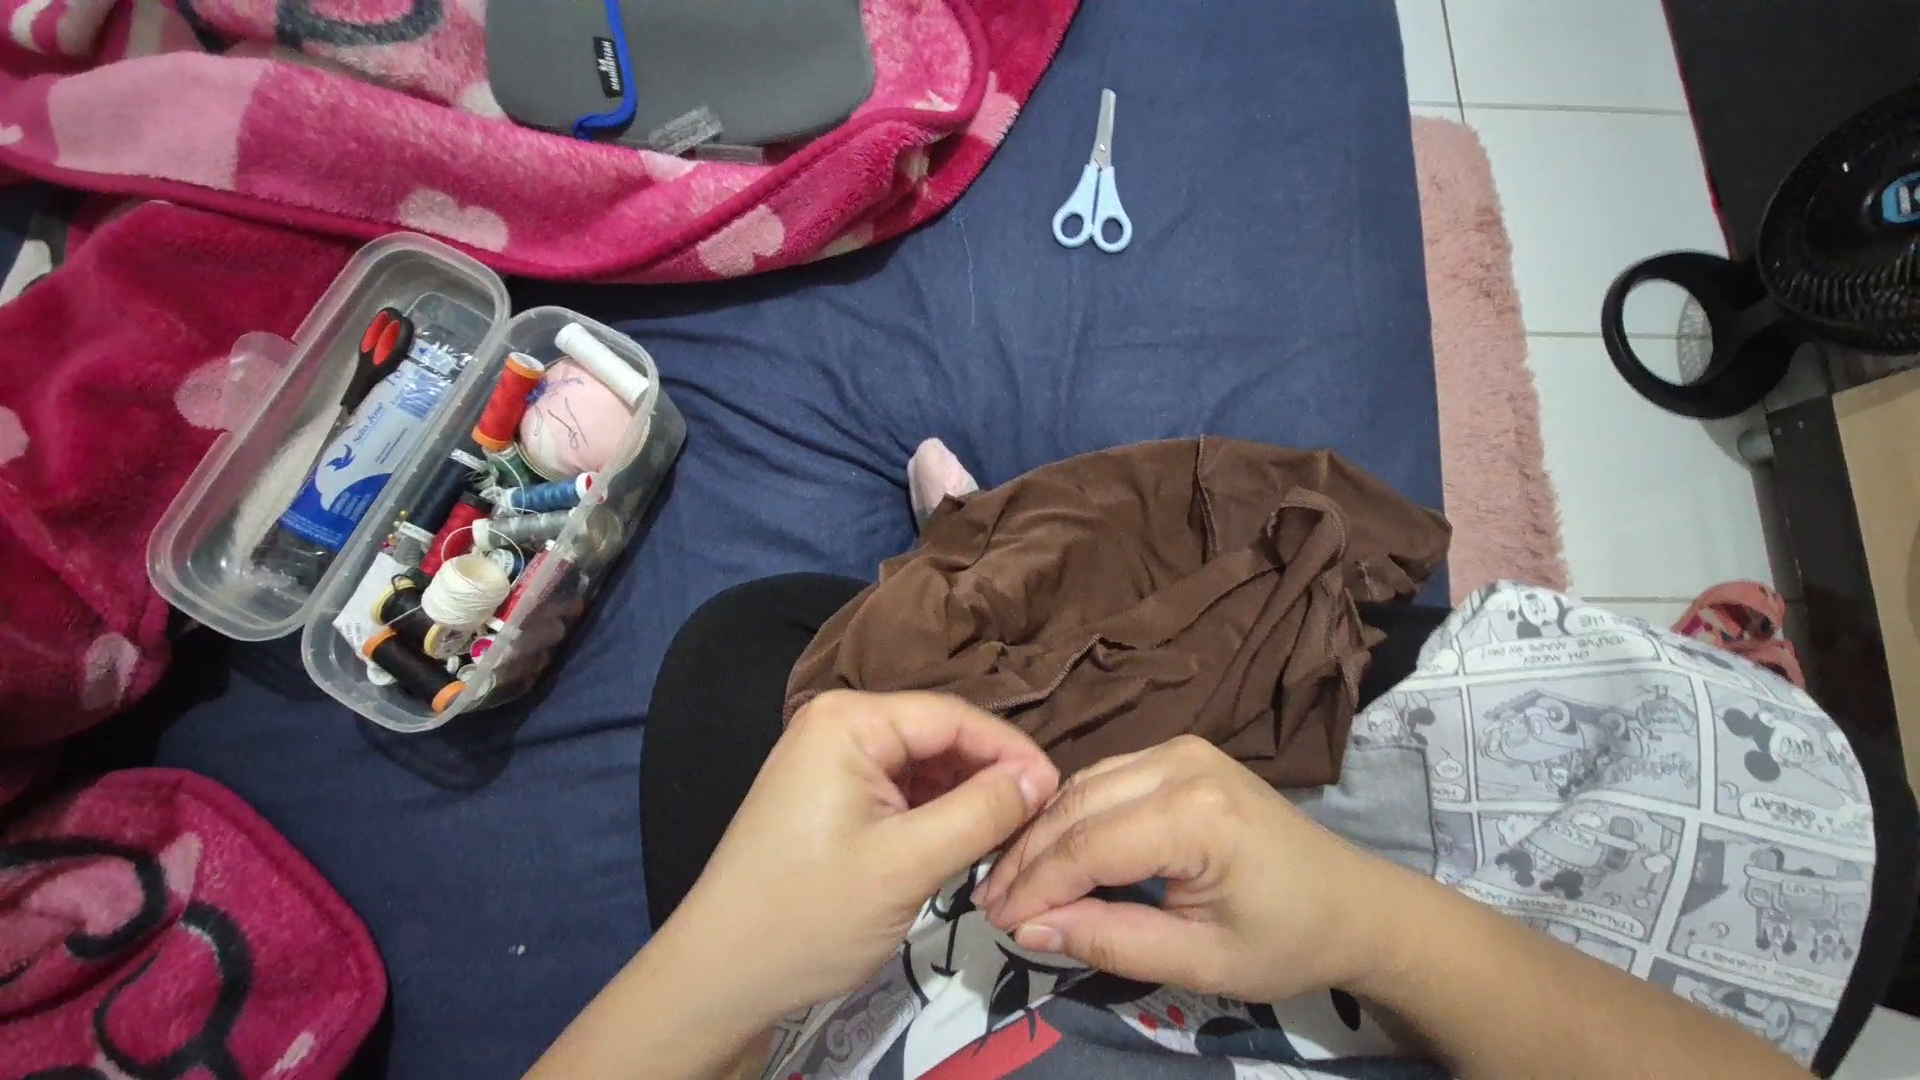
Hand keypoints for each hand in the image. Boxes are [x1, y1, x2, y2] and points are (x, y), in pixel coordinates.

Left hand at [662, 690, 1060, 1026]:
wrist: (718, 979)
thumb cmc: (809, 915)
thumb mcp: (906, 865)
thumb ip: (980, 813)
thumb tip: (1039, 778)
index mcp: (850, 719)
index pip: (952, 716)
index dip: (1011, 750)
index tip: (1057, 790)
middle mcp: (839, 723)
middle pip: (937, 737)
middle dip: (989, 776)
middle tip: (1037, 821)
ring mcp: (830, 757)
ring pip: (922, 764)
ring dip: (965, 797)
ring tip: (1007, 835)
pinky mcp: (830, 793)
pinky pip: (898, 788)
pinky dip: (935, 812)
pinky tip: (962, 840)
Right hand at [977, 735, 1400, 1003]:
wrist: (1353, 902)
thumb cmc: (1285, 941)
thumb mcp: (1199, 962)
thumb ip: (1111, 941)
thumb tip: (1029, 928)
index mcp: (1196, 814)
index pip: (1088, 845)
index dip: (1035, 883)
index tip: (995, 920)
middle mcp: (1181, 763)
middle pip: (1078, 805)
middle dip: (1029, 856)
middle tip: (990, 902)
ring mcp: (1180, 749)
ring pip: (1084, 784)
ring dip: (1045, 831)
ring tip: (1013, 879)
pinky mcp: (1179, 751)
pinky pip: (1105, 777)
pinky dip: (1073, 813)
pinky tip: (1054, 847)